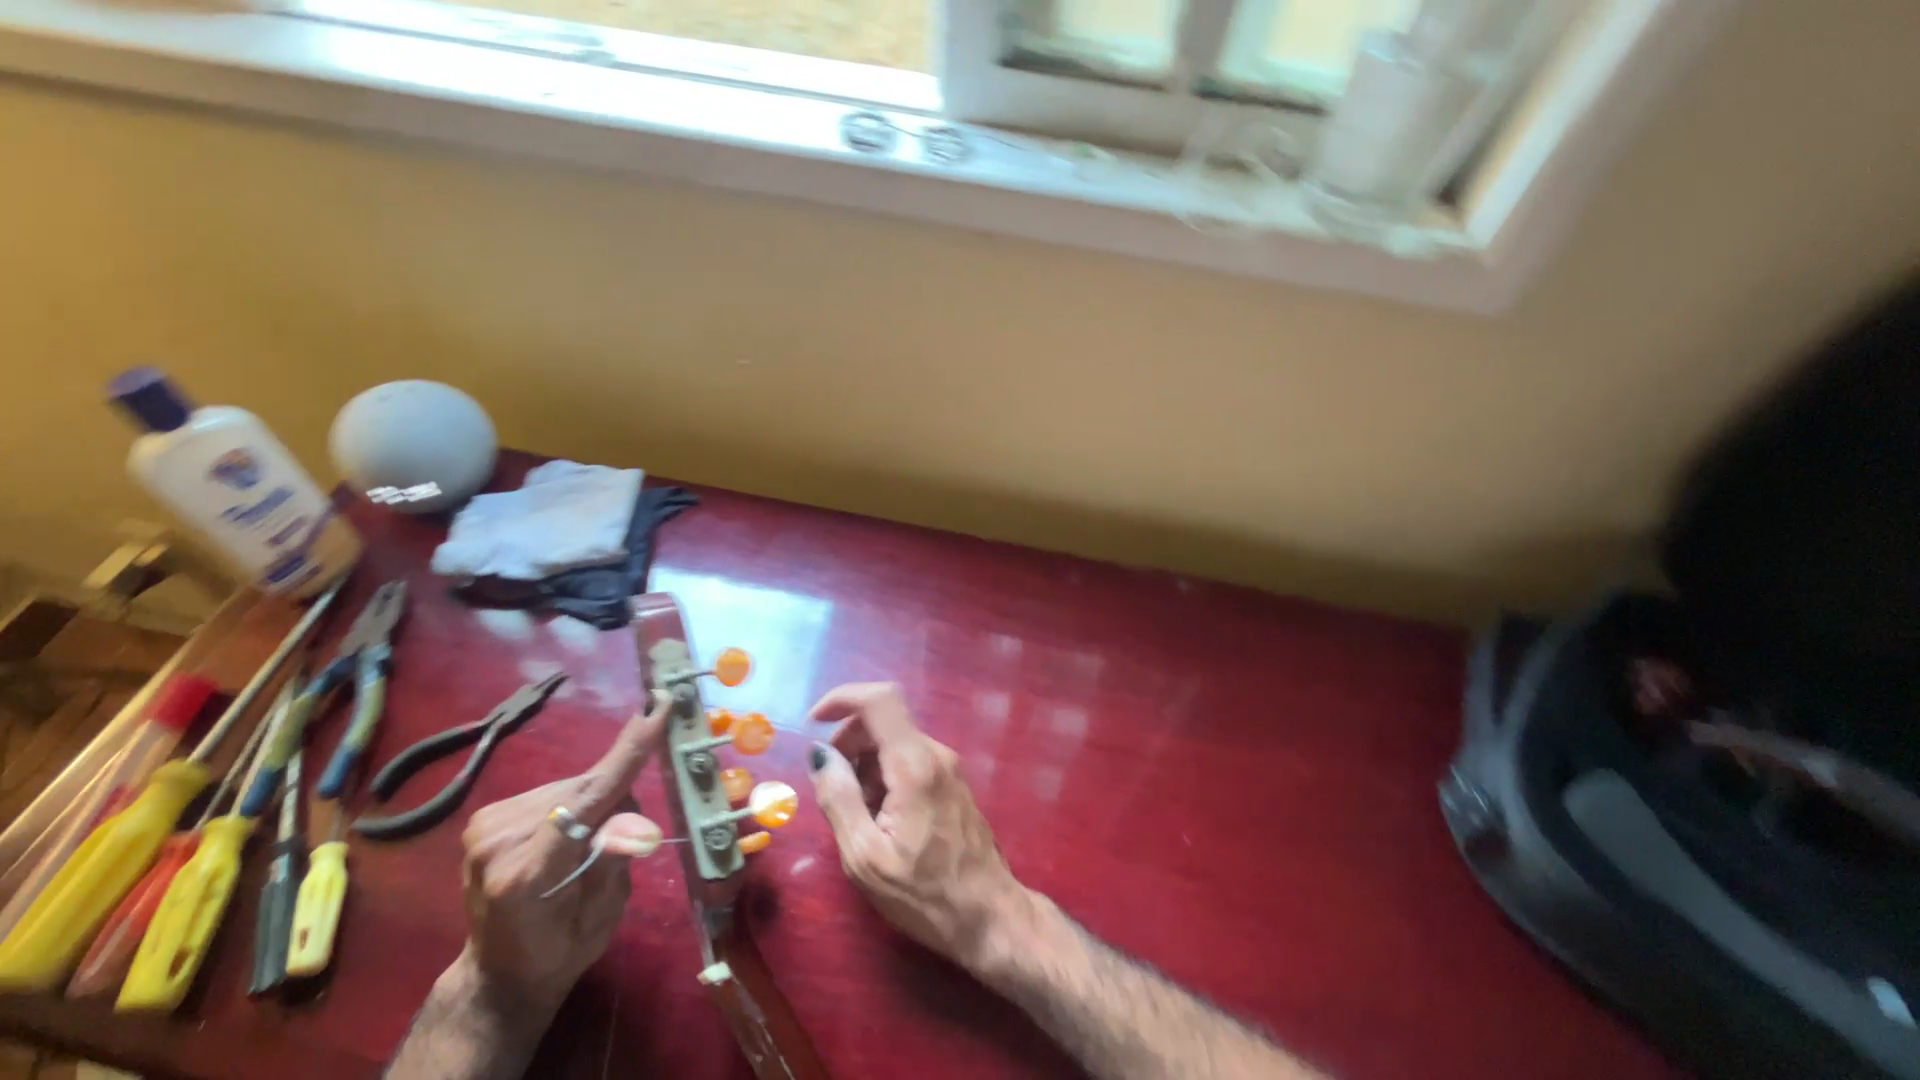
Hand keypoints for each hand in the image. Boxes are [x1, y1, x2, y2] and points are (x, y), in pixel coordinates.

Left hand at [456, 692, 669, 1012]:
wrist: (498, 972)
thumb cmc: (560, 951)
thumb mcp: (601, 917)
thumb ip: (614, 861)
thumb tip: (635, 821)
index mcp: (528, 875)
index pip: (583, 803)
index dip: (624, 758)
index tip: (656, 713)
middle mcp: (499, 843)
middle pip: (583, 791)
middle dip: (615, 800)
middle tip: (621, 838)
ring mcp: (485, 828)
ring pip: (570, 787)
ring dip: (592, 805)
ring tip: (584, 849)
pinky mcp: (484, 817)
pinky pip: (552, 792)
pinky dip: (572, 806)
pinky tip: (564, 839)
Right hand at [807, 683, 1031, 971]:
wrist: (990, 917)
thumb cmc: (924, 895)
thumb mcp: (865, 856)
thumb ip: (839, 798)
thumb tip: (820, 754)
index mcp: (914, 766)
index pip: (879, 700)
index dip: (841, 699)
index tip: (812, 724)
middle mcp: (936, 755)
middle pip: (883, 721)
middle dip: (848, 744)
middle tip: (832, 791)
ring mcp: (949, 768)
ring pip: (894, 742)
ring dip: (864, 766)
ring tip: (857, 817)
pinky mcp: (952, 784)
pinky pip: (909, 761)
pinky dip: (884, 777)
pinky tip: (880, 820)